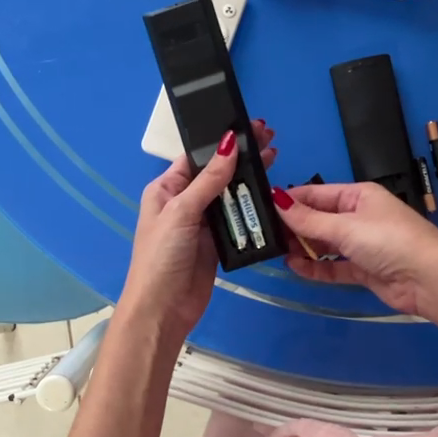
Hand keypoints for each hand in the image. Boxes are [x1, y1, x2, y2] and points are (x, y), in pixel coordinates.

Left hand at [118, 121, 275, 342]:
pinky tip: (271, 195)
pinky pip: (239, 219)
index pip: (197, 157)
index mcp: (167, 189)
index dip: (223, 142)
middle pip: (218, 174)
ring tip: (275, 158)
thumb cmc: (162, 257)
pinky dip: (254, 208)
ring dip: (251, 181)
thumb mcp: (181, 213)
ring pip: (231, 196)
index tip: (249, 127)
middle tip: (270, 138)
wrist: (163, 309)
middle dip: (242, 157)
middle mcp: (185, 203)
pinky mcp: (219, 243)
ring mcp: (203, 224)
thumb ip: (208, 180)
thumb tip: (229, 143)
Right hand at [271, 180, 437, 316]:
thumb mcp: (345, 226)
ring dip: (303, 248)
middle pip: (319, 219)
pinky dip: (316, 267)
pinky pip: (334, 266)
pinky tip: (295, 268)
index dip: (290, 200)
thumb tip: (277, 201)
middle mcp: (359, 216)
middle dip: (293, 227)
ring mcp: (362, 244)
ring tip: (275, 252)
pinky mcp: (364, 270)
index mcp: (359, 195)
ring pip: (325, 244)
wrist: (429, 279)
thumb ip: (309, 220)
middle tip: (264, 235)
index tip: (261, 208)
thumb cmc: (389, 241)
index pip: (316, 194)